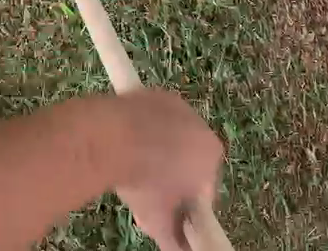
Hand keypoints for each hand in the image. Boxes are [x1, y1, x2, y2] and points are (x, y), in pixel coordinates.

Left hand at [101, 90, 224, 250]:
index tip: (171, 213)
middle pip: (189, 157)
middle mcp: (200, 125)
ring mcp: (176, 105)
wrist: (115, 137)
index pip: (206, 187)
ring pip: (170, 136)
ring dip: (158, 151)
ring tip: (134, 170)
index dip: (188, 204)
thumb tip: (178, 249)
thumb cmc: (147, 182)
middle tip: (150, 195)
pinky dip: (144, 130)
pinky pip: (153, 118)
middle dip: (172, 176)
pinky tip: (126, 146)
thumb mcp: (161, 222)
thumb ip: (176, 240)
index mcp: (212, 154)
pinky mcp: (153, 93)